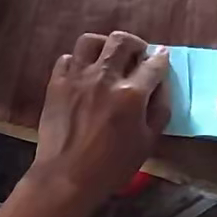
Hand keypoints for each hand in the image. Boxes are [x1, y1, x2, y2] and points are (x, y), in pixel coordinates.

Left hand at [26, 32, 169, 209]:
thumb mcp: (148, 141)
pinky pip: (66, 59)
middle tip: (137, 56)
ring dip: (104, 45)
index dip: (161, 59)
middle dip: (135, 44)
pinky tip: (83, 73)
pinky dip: (77, 61)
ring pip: (90, 41)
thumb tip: (161, 84)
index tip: (161, 59)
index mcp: (131, 93)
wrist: (67, 175)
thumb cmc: (112, 165)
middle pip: (121, 41)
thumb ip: (158, 108)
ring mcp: (76, 78)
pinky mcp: (55, 84)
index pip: (153, 64)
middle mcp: (103, 78)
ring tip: (108, 58)